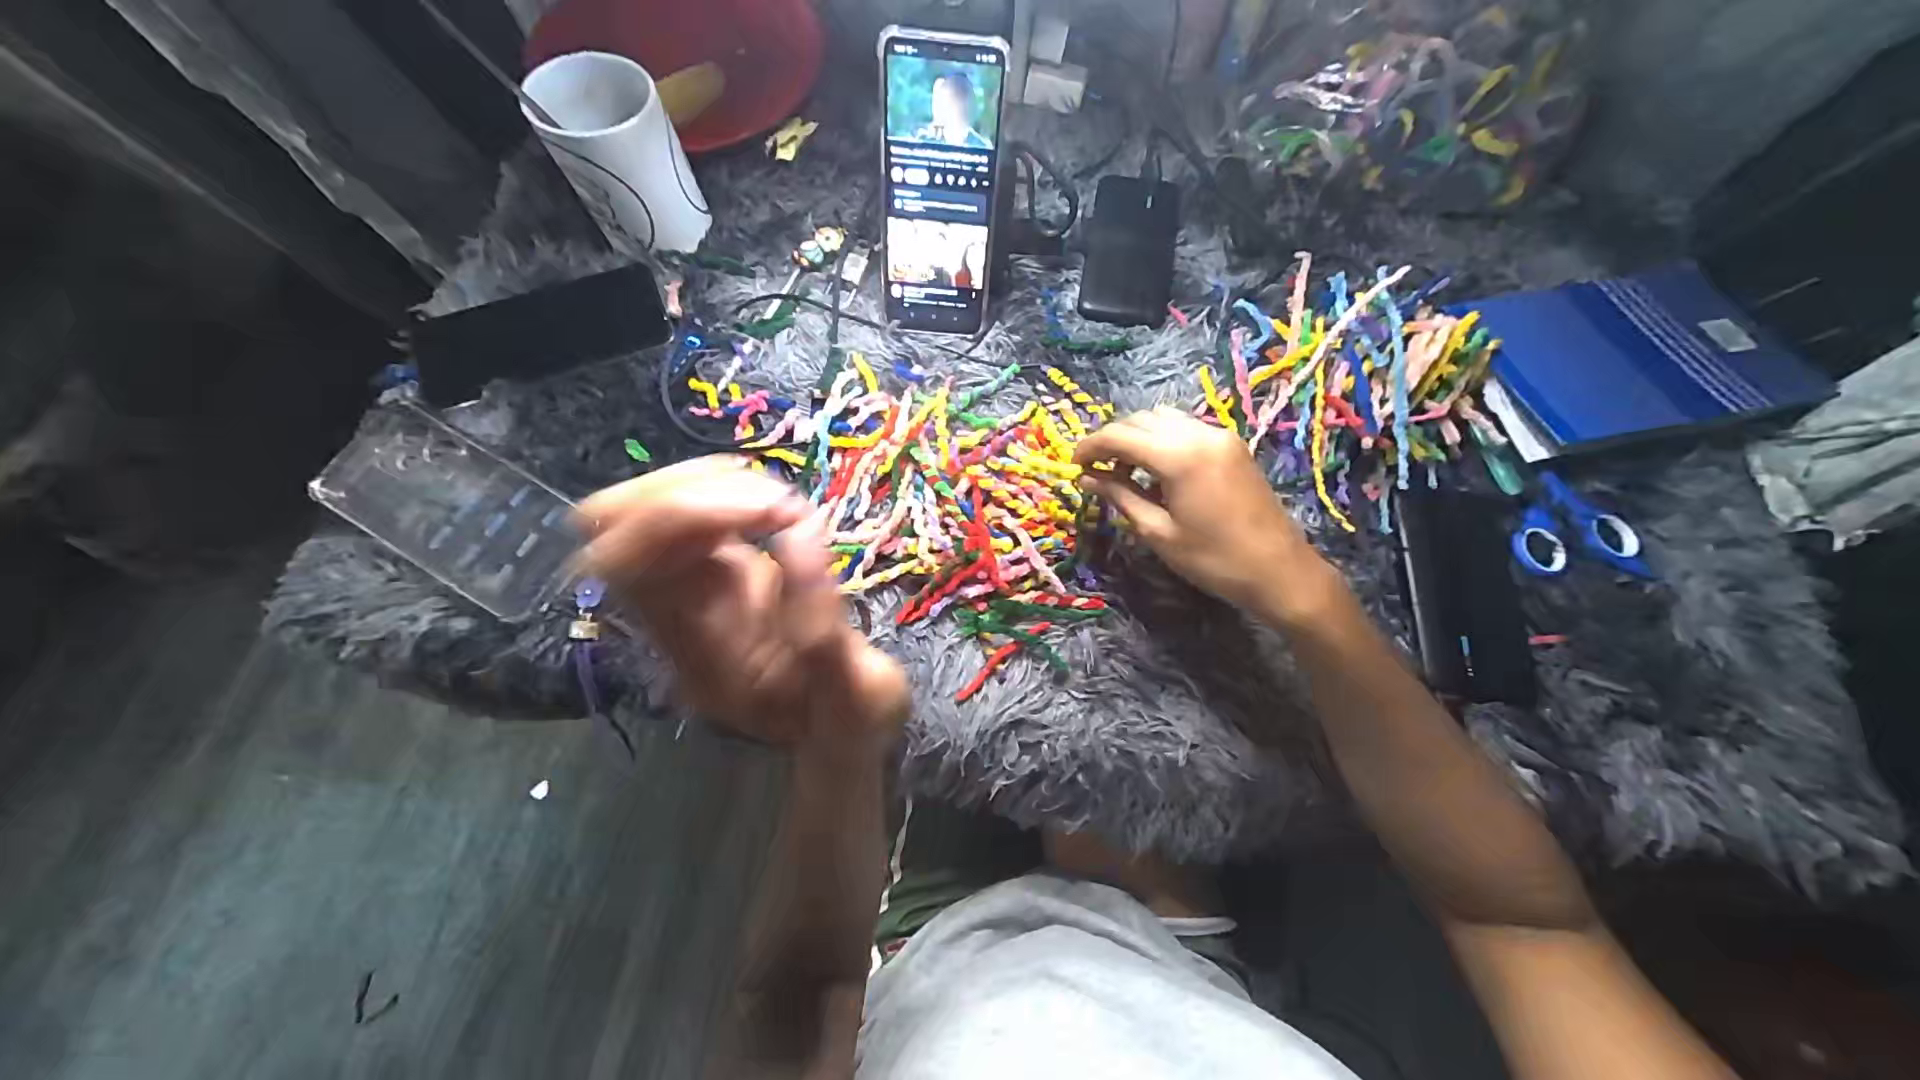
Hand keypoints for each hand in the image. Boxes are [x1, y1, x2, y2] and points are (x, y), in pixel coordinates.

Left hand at [575, 457, 908, 750]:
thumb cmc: (847, 721)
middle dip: (697, 488)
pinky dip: (731, 488)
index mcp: (694, 652)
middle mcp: (674, 613)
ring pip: (651, 504)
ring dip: (718, 483)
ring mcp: (688, 586)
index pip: (626, 562)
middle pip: (618, 519)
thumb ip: (820, 619)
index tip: (773, 512)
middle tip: (778, 503)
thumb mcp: (853, 688)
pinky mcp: (713, 568)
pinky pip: (693, 509)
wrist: (838, 732)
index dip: (680, 514)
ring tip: (788, 505)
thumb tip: (798, 529)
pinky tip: (779, 506)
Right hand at [1073, 408, 1336, 622]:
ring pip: (1164, 419)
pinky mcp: (1232, 446)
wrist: (1280, 571)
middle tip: (1096, 471)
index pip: (1120, 435)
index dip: (1090, 447)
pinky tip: (1157, 471)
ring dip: (1138, 437)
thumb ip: (1120, 496)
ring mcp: (1220, 436)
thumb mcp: (1157, 532)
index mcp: (1179, 456)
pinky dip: (1162, 440)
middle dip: (1113, 439)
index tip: (1074, 466)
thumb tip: (1087, 478)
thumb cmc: (1213, 560)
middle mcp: (1199, 434)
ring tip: (1125, 471)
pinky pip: (1186, 429)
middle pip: (1141, 420)